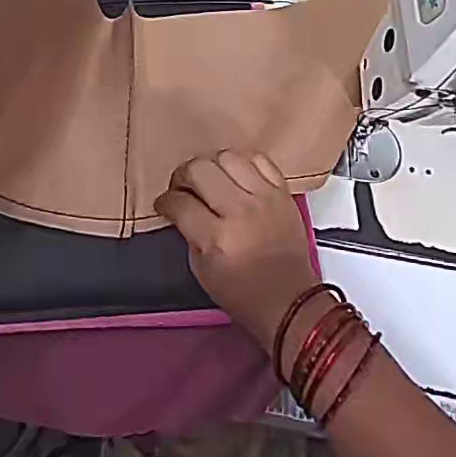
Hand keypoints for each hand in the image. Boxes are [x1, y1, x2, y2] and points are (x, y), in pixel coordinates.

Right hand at [154, 150, 316, 345]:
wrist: (289, 299)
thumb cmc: (242, 292)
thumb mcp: (201, 269)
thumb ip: (189, 232)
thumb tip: (180, 206)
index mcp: (217, 238)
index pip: (179, 202)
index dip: (165, 202)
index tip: (165, 205)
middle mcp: (240, 212)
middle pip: (199, 169)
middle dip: (183, 177)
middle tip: (184, 190)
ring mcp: (265, 198)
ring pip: (227, 157)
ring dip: (212, 166)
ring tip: (211, 181)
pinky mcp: (283, 193)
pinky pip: (259, 159)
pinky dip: (243, 163)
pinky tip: (237, 177)